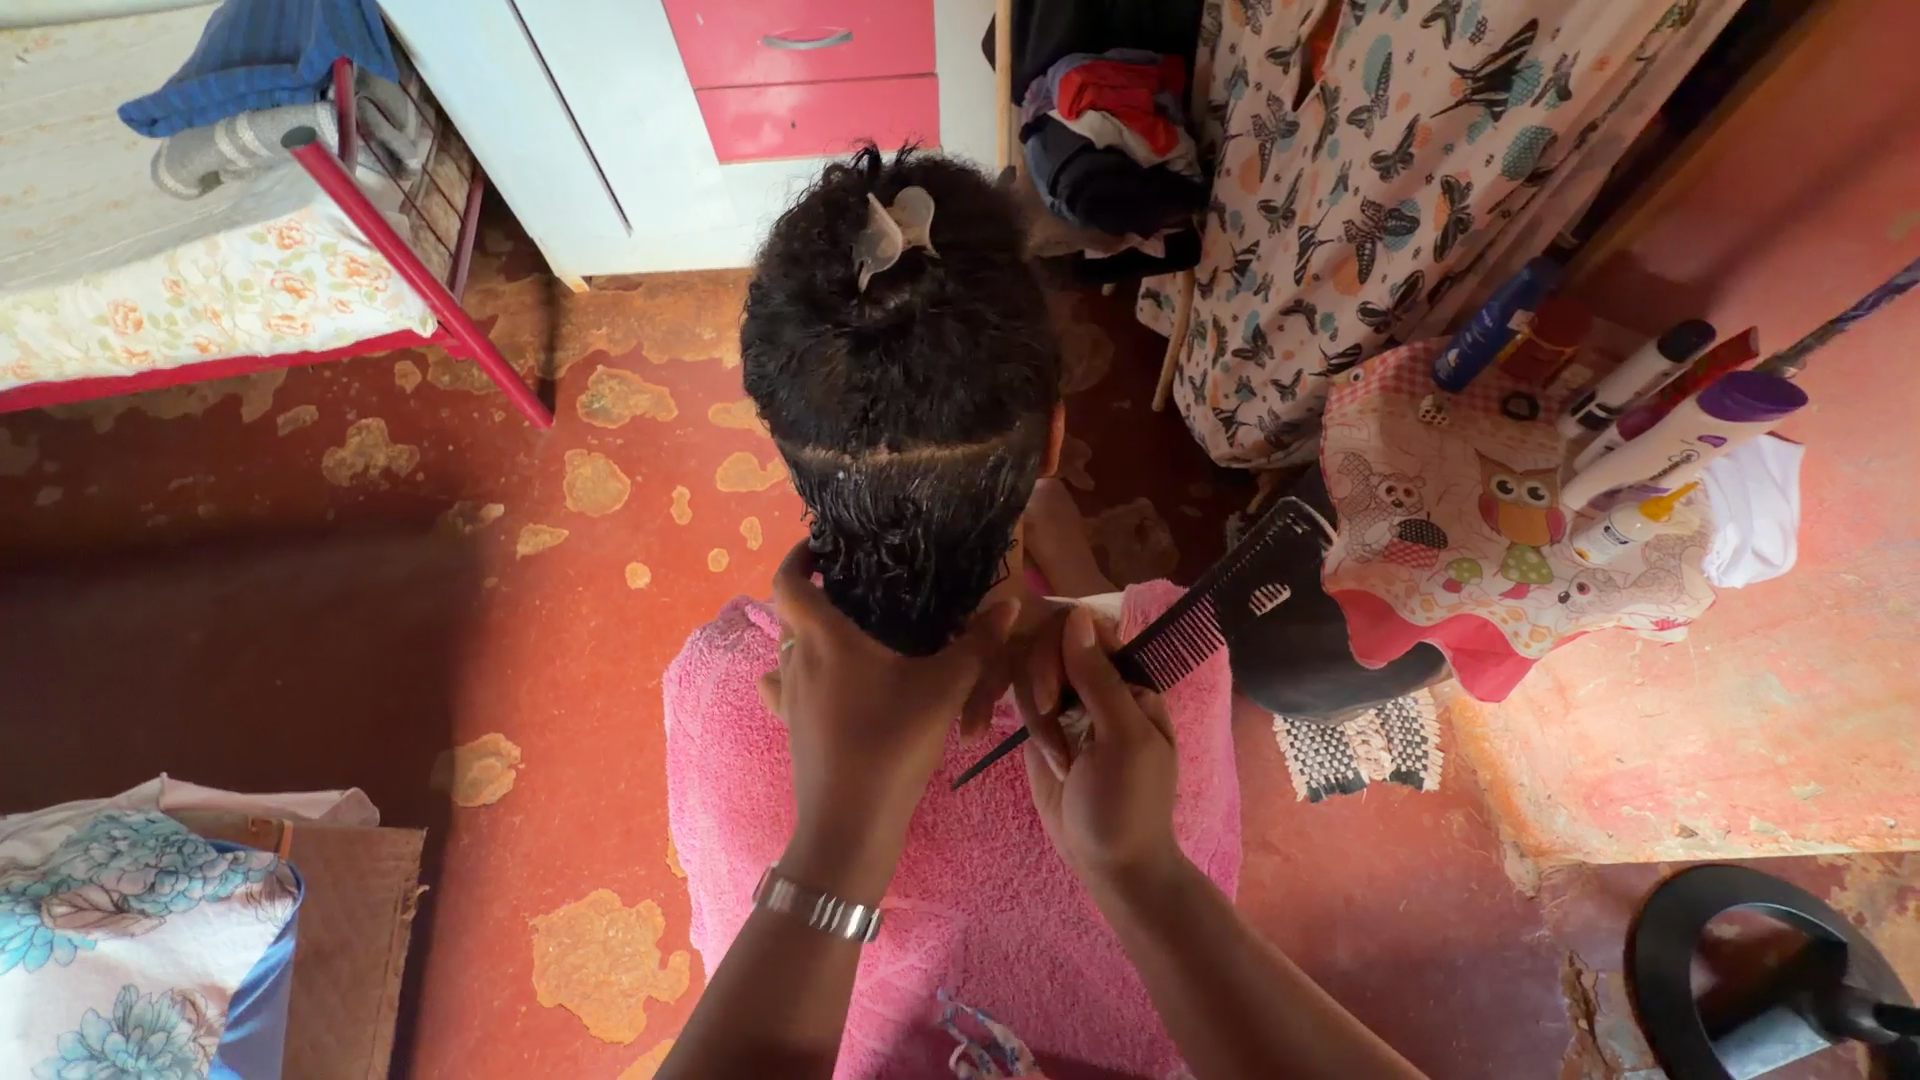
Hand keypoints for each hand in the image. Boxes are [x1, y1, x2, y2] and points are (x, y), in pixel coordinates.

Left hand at [759, 540, 1018, 899]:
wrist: (852, 821)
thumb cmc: (893, 741)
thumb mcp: (945, 689)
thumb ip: (978, 644)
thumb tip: (1009, 605)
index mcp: (824, 638)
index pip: (788, 581)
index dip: (799, 556)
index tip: (822, 546)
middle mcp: (796, 659)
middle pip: (790, 613)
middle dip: (816, 595)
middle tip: (856, 588)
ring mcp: (788, 696)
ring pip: (788, 649)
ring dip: (807, 634)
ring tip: (847, 633)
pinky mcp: (789, 726)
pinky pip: (785, 685)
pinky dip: (800, 673)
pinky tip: (829, 683)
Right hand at [1019, 606, 1181, 888]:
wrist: (1108, 863)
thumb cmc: (1130, 804)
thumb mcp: (1124, 741)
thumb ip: (1099, 678)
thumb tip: (1076, 614)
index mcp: (1128, 679)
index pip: (1085, 630)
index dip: (1058, 648)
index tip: (1050, 692)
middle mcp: (1095, 681)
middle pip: (1050, 644)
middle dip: (1040, 681)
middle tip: (1047, 719)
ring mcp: (1066, 701)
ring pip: (1027, 669)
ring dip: (1033, 713)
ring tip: (1054, 759)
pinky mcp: (1039, 723)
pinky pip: (1017, 697)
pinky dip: (1011, 717)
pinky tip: (1016, 747)